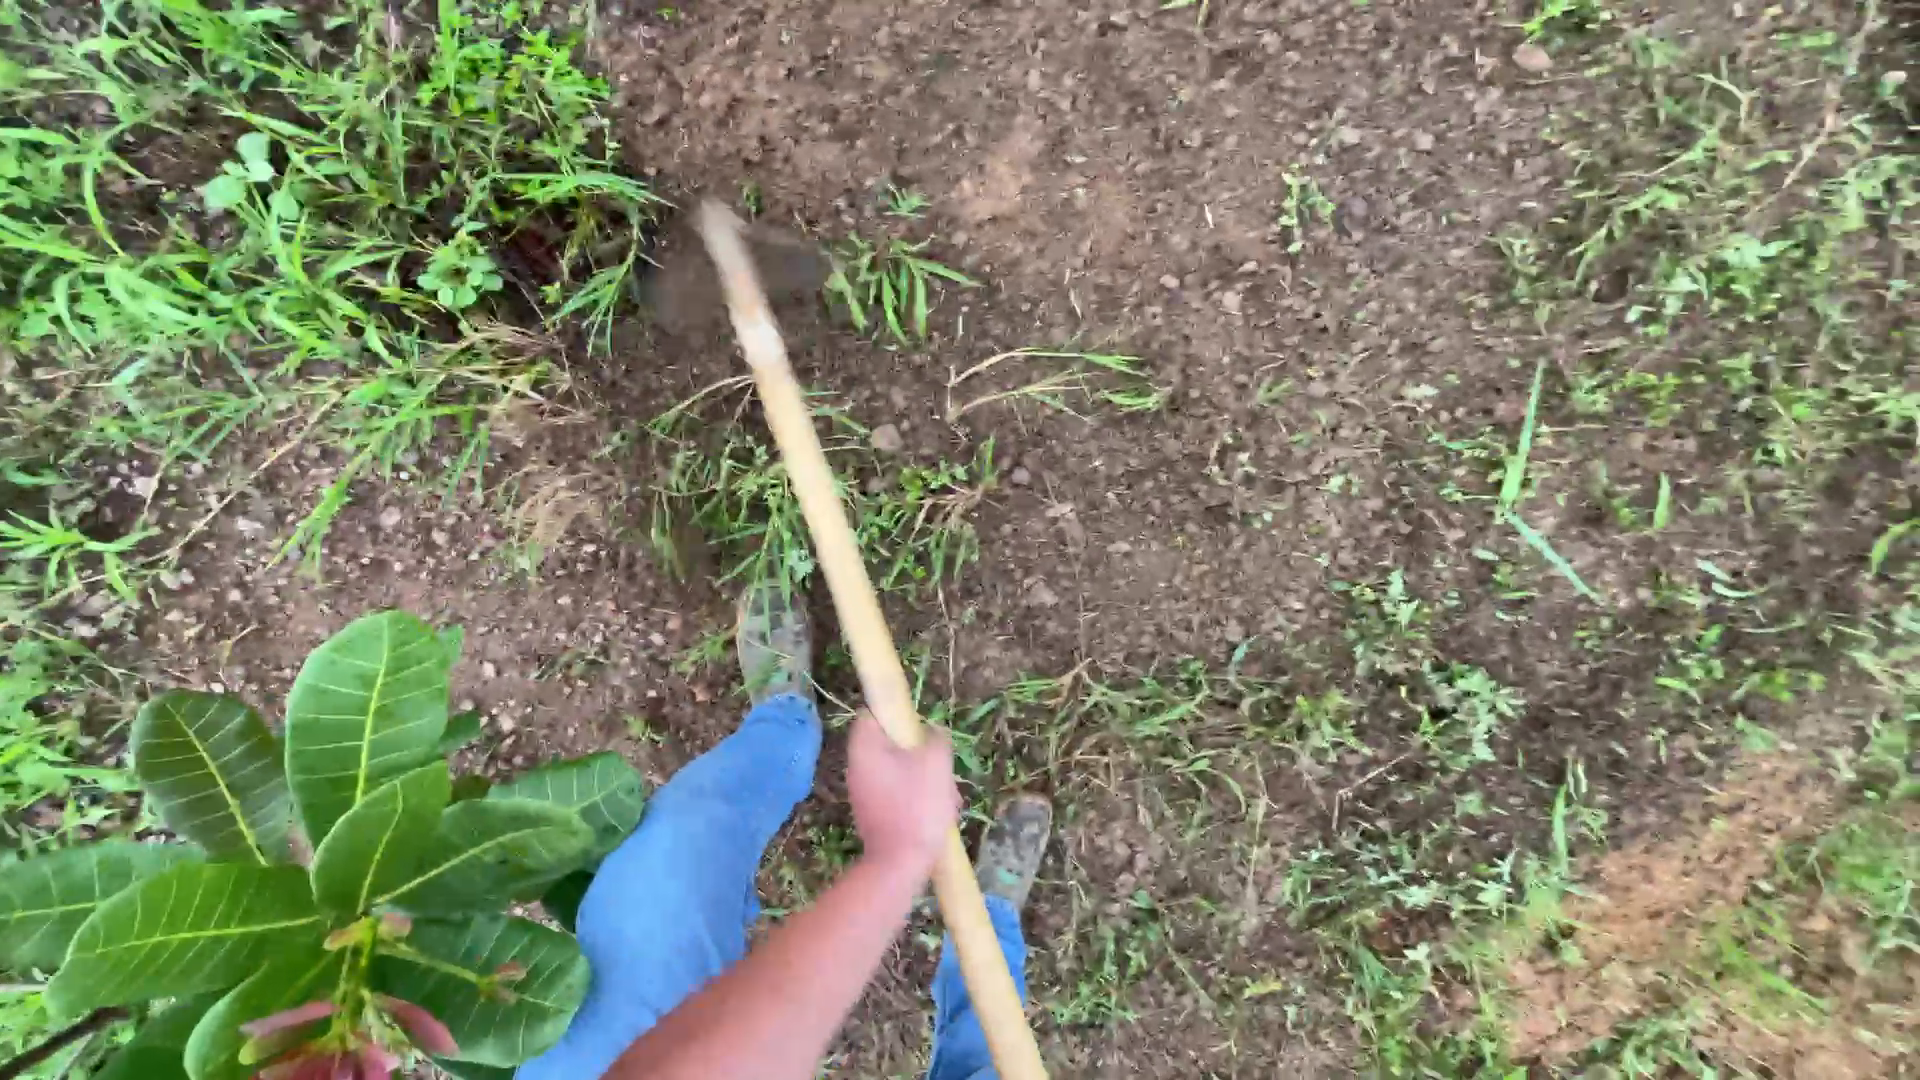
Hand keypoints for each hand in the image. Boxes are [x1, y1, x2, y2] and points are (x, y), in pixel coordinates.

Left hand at [846, 709, 959, 873]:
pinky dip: (918, 796)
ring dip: (925, 777)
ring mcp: (864, 793)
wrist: (900, 865)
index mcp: (864, 748)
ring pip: (899, 770)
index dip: (895, 713)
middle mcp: (857, 767)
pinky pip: (898, 793)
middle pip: (889, 744)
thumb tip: (931, 732)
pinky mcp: (874, 814)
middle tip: (941, 765)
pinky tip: (940, 812)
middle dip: (920, 752)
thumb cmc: (916, 805)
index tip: (918, 726)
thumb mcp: (936, 762)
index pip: (871, 713)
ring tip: (948, 795)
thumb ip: (935, 737)